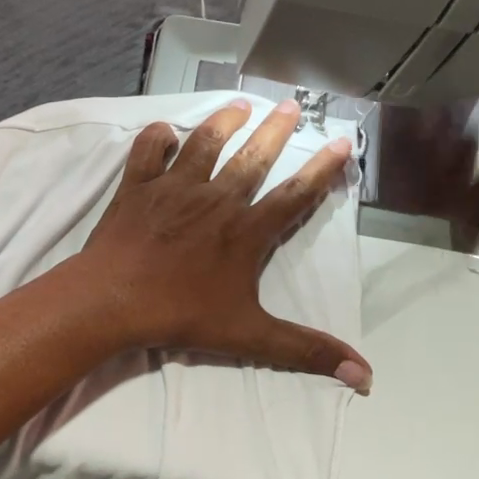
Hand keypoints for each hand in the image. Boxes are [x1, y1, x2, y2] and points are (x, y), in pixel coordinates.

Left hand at [76, 100, 371, 393]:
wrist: (113, 300)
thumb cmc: (180, 316)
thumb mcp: (248, 337)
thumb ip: (304, 350)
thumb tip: (365, 375)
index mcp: (245, 231)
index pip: (294, 194)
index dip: (322, 168)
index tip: (343, 140)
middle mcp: (214, 200)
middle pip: (252, 157)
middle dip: (276, 129)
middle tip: (293, 104)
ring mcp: (172, 189)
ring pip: (203, 145)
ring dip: (223, 123)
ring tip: (238, 104)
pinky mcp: (135, 188)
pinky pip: (146, 152)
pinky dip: (156, 137)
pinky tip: (164, 129)